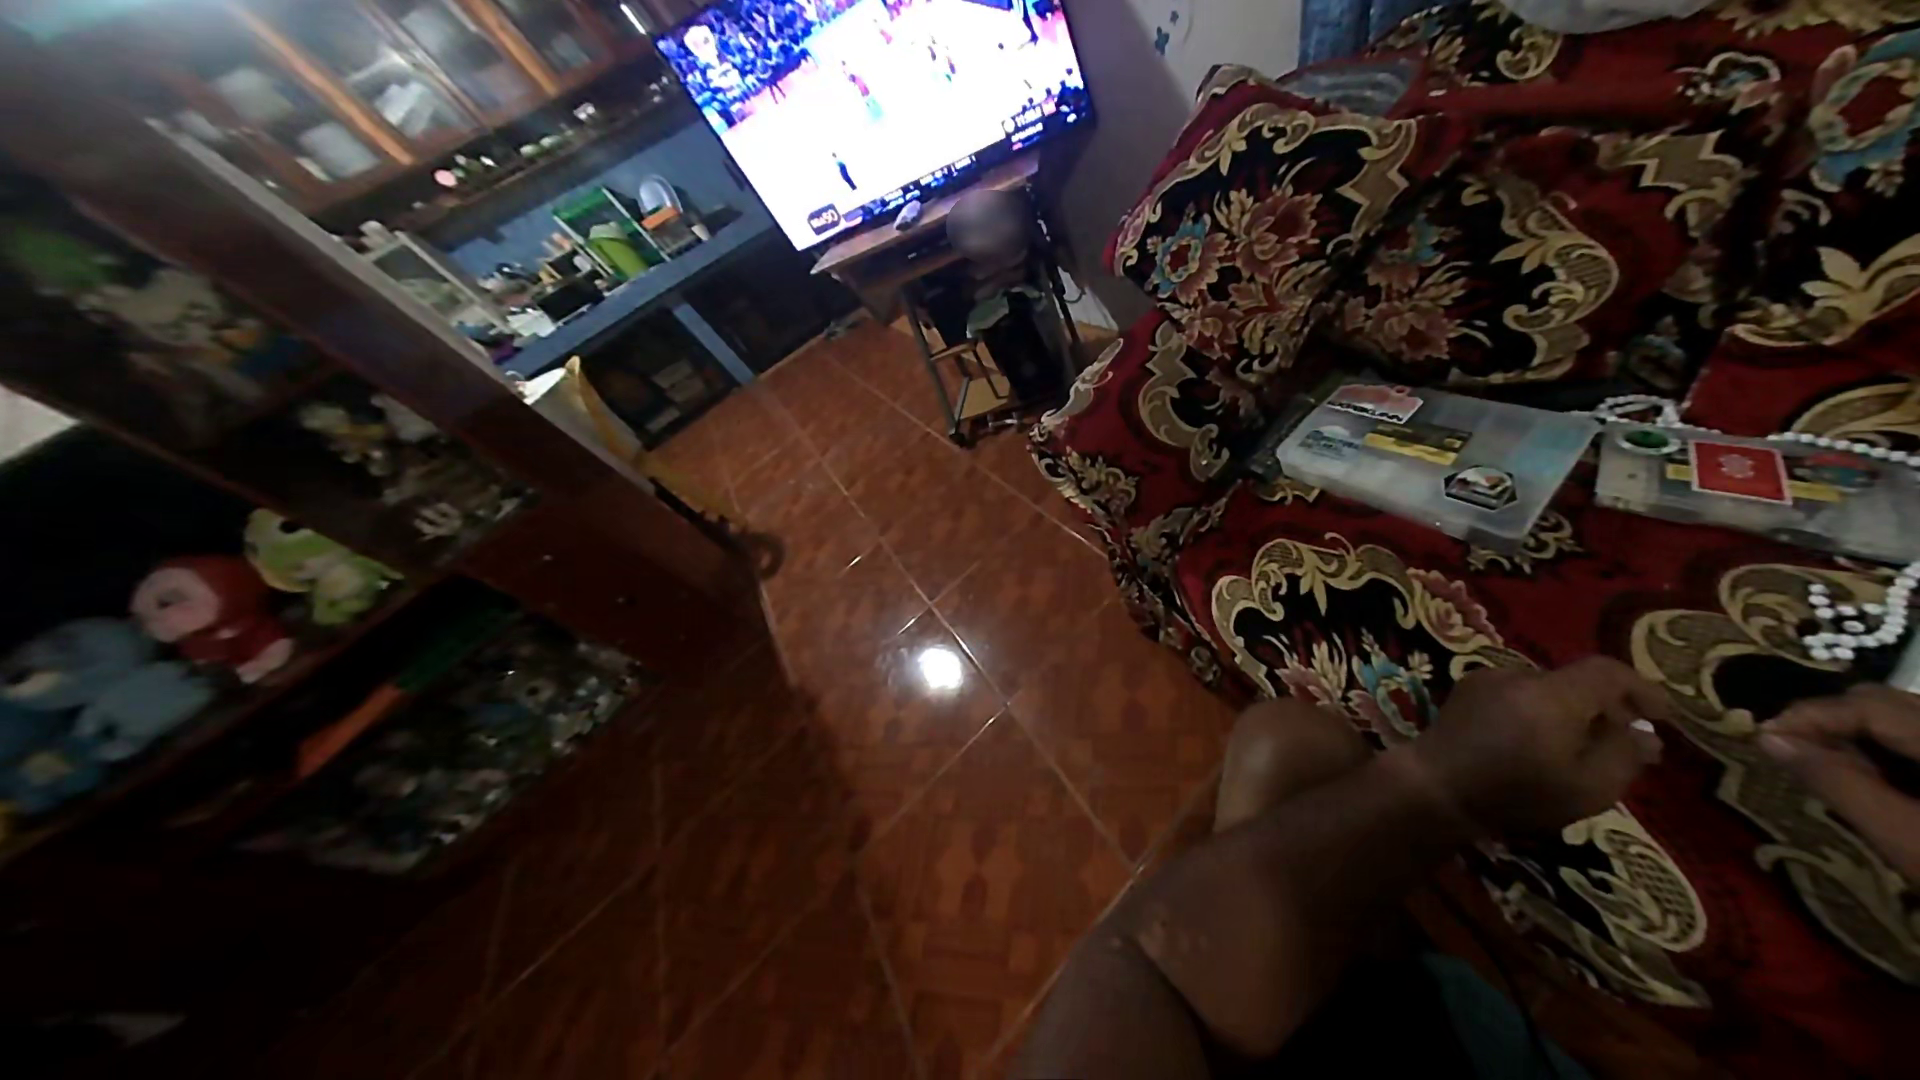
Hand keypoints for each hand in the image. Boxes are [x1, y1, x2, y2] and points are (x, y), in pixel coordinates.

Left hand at [1400, 656, 1668, 836]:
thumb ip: (1624, 754)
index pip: (1606, 670)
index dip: (1641, 689)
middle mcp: (1514, 675)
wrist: (1435, 785)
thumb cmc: (1516, 791)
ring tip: (1575, 751)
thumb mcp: (1590, 785)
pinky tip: (1533, 744)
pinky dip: (1536, 711)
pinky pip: (1515, 694)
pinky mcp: (1464, 692)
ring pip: (1544, 689)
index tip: (1660, 718)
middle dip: (1604, 708)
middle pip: (1573, 681)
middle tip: (1622, 746)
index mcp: (1550, 693)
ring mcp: (1483, 680)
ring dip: (1567, 712)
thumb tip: (1644, 734)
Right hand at [1760, 684, 1919, 881]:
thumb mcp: (1908, 840)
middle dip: (1831, 722)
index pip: (1866, 704)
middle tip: (1793, 754)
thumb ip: (1835, 781)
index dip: (1806, 715)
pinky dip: (1894, 753)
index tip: (1761, 739)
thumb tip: (1766, 737)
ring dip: (1860, 737)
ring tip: (1832, 769)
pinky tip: (1881, 782)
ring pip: (1911, 720)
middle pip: (1889, 704)